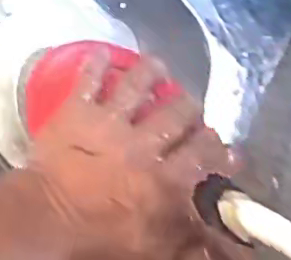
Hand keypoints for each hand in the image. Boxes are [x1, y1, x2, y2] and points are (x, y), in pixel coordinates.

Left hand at [24, 48, 247, 259]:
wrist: (51, 215)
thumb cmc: (104, 241)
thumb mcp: (159, 252)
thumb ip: (198, 247)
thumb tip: (238, 248)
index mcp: (165, 180)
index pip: (202, 157)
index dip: (219, 150)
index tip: (228, 146)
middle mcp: (142, 143)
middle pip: (173, 116)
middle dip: (188, 107)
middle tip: (193, 103)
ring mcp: (108, 121)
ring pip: (135, 87)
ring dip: (150, 73)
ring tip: (159, 65)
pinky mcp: (77, 108)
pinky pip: (89, 78)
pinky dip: (97, 62)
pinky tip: (104, 51)